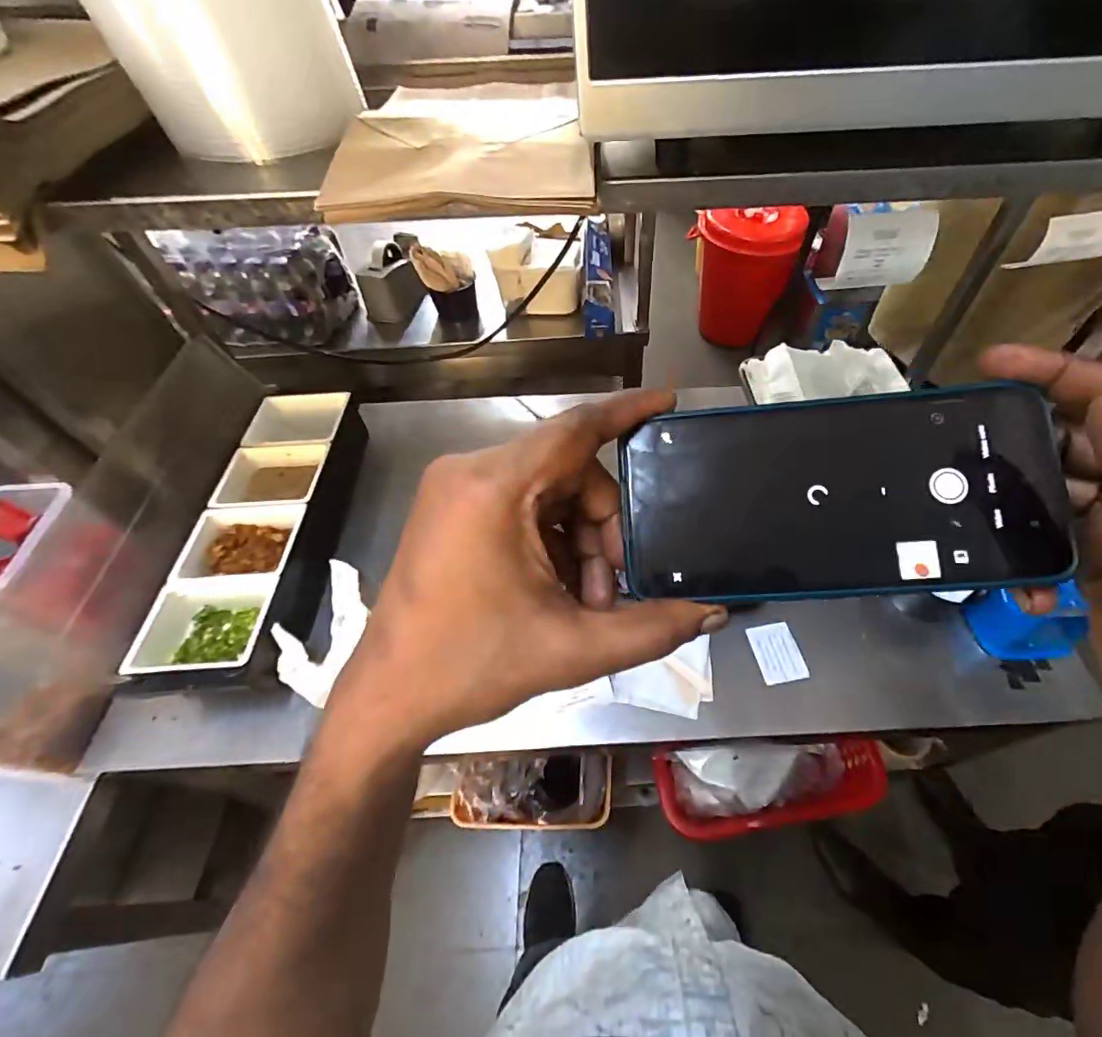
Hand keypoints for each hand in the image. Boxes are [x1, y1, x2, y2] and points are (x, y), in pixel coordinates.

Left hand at [327, 390, 725, 752]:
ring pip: (548, 492)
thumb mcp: (572, 648)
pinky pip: (521, 506)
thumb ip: (652, 628)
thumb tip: (712, 614)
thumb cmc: (471, 667)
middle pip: (568, 471)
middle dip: (603, 527)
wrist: (389, 699)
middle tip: (614, 588)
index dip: (627, 412)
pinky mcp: (450, 510)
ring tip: (585, 604)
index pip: (575, 429)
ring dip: (578, 542)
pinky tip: (558, 592)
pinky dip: (551, 542)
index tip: (668, 402)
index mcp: (494, 488)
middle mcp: (470, 473)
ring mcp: (454, 490)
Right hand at [978, 346, 1101, 755]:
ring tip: (976, 501)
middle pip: (1095, 433)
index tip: (997, 362)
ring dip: (1023, 491)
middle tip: (970, 436)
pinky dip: (1029, 552)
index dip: (1072, 376)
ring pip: (1065, 480)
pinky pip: (1052, 534)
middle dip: (1034, 431)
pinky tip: (1025, 584)